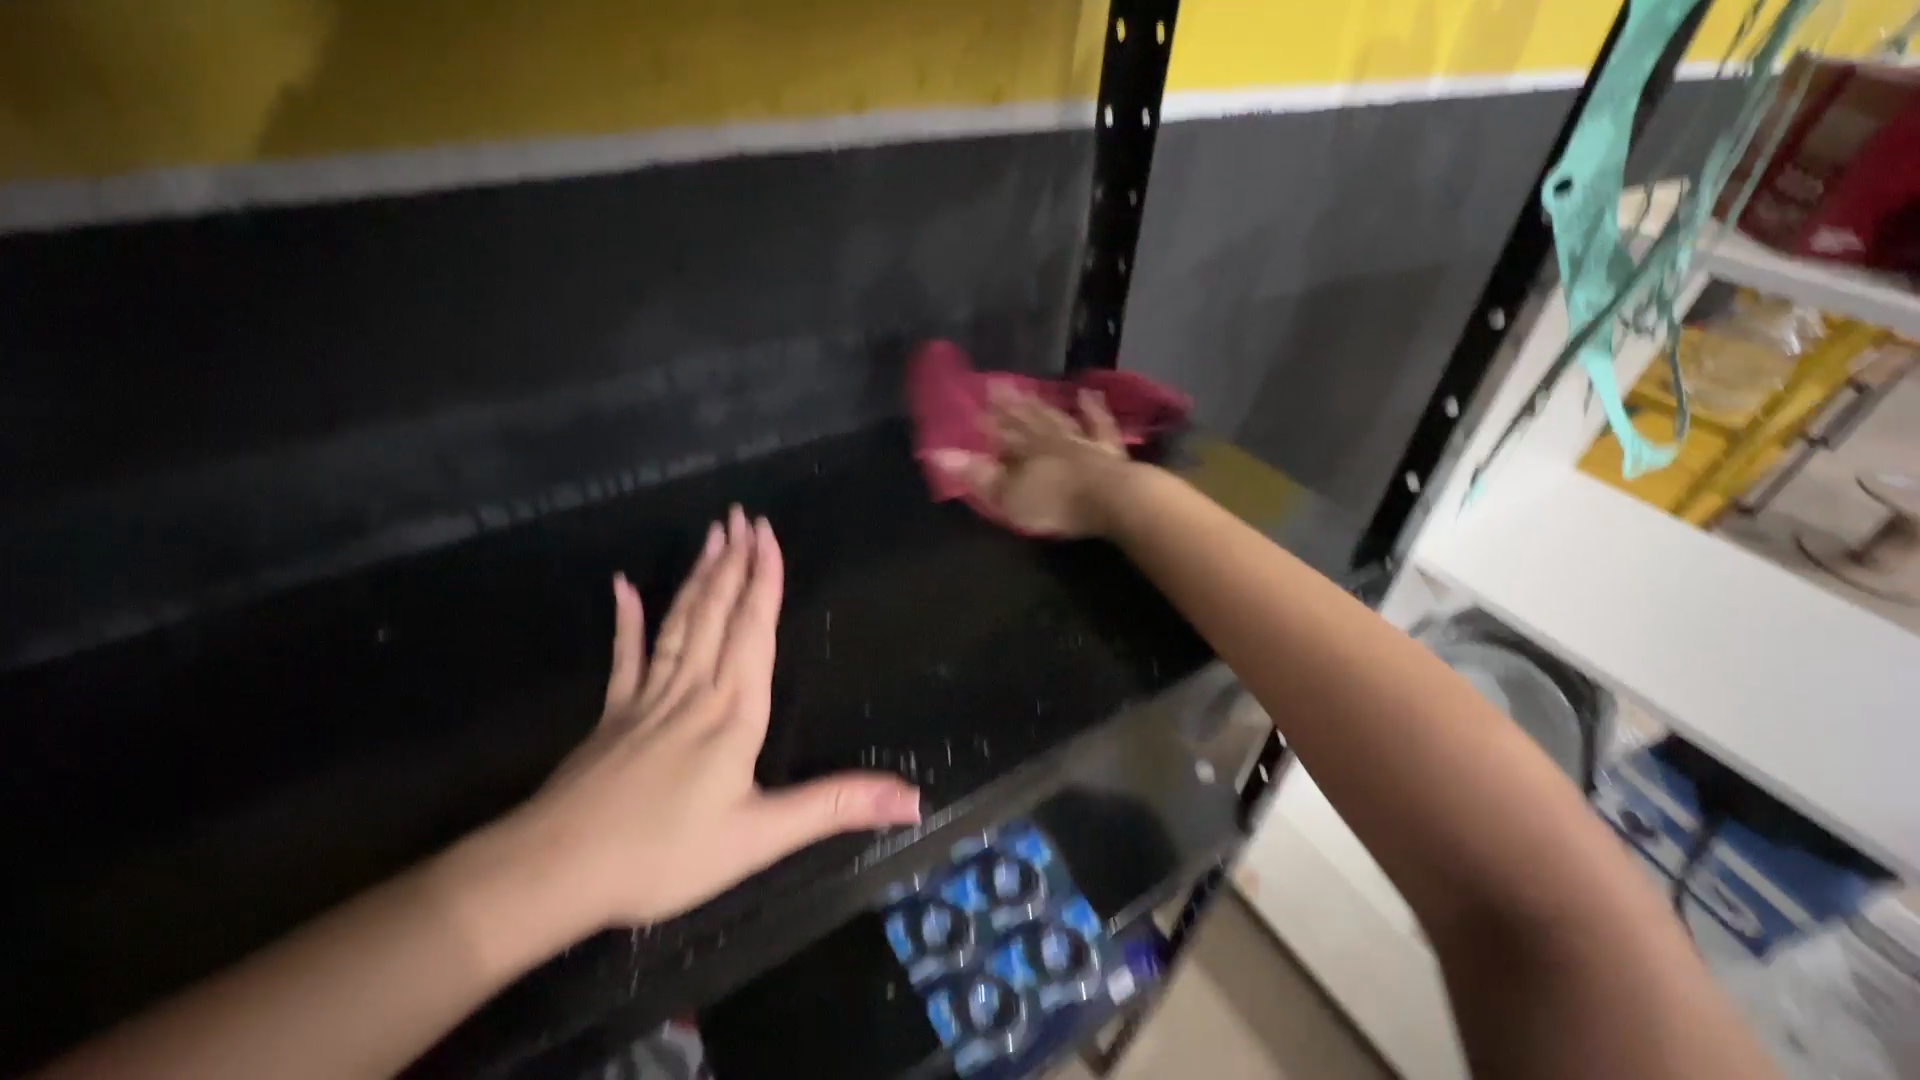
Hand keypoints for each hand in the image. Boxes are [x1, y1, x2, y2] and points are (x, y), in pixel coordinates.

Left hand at [502, 506, 921, 928]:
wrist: (557, 870)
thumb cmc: (665, 855)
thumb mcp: (760, 837)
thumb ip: (835, 806)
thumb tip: (914, 797)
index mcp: (733, 714)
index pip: (754, 632)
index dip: (764, 582)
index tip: (768, 536)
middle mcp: (693, 692)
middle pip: (716, 614)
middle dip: (733, 563)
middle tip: (741, 517)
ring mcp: (646, 699)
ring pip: (679, 624)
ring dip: (697, 578)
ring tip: (711, 536)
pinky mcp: (612, 716)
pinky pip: (625, 657)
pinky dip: (627, 620)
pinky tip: (622, 587)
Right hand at [935, 385, 1134, 537]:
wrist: (1112, 500)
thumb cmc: (1055, 503)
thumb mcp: (1008, 496)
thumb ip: (976, 476)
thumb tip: (939, 455)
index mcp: (1024, 452)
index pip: (1000, 434)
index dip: (985, 423)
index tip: (970, 407)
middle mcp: (1050, 439)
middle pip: (1027, 419)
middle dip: (1009, 406)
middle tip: (996, 386)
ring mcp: (1082, 441)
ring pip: (1057, 417)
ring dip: (1042, 404)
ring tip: (1030, 388)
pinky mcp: (1109, 451)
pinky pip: (1099, 424)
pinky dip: (1093, 408)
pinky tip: (1089, 394)